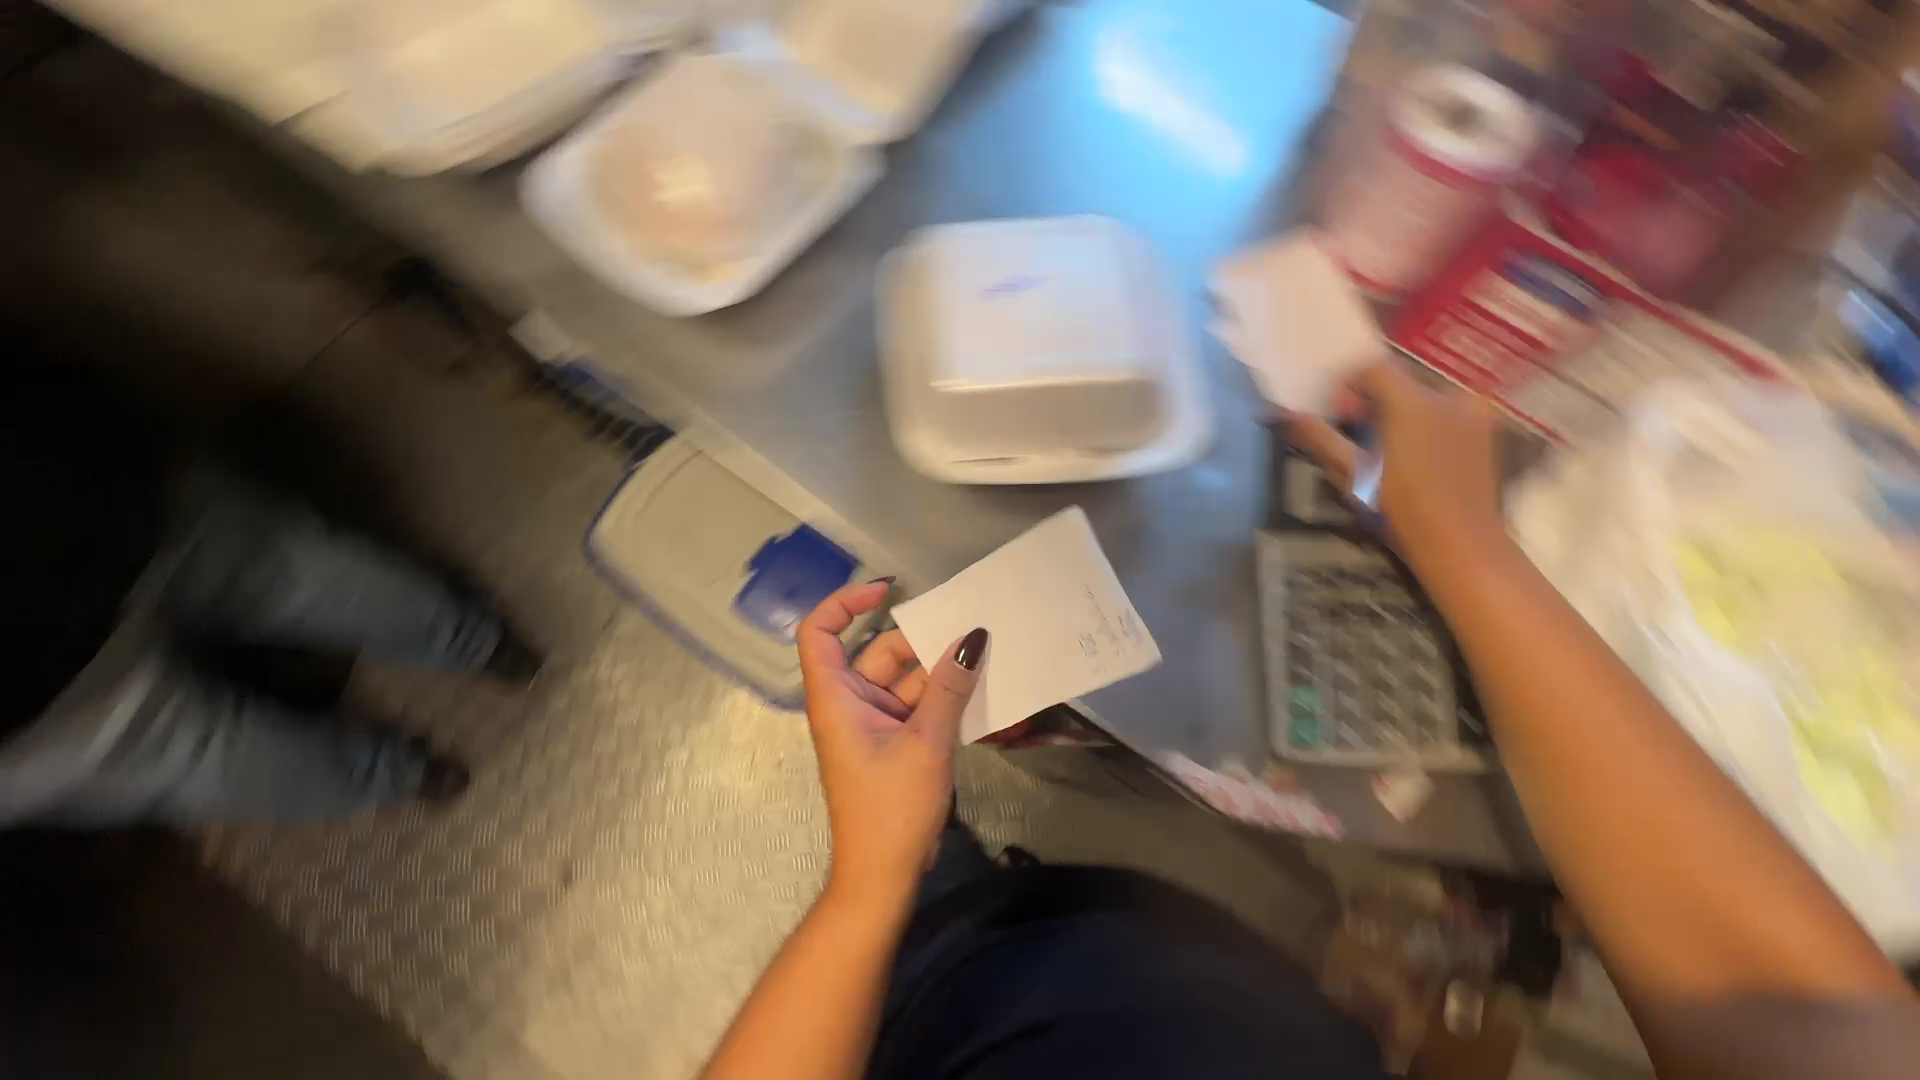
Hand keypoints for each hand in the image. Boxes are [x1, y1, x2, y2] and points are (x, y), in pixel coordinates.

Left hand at [797, 581, 985, 909]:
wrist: (884, 874)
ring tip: (986, 654)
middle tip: (971, 628)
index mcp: (836, 697)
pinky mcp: (893, 740)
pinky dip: (942, 695)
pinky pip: (916, 703)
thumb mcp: (926, 743)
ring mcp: (872, 722)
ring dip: (939, 670)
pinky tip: (979, 688)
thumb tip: (973, 637)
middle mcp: (850, 702)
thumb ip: (949, 687)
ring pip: (904, 677)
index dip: (845, 603)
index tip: (887, 591)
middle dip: (921, 641)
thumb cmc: (892, 808)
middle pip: (878, 651)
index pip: (820, 632)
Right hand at [1284, 363, 1505, 575]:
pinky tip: (1417, 457)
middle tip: (1359, 436)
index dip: (1349, 386)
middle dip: (1375, 402)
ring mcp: (1475, 413)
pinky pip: (1449, 413)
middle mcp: (1449, 396)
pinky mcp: (1488, 432)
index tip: (1339, 416)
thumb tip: (1288, 414)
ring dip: (1402, 413)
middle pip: (1401, 382)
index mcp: (1413, 401)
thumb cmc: (1400, 509)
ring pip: (1426, 397)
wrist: (1461, 544)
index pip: (1373, 368)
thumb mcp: (1352, 474)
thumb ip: (1321, 437)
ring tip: (1388, 450)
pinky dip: (1428, 424)